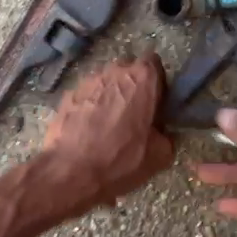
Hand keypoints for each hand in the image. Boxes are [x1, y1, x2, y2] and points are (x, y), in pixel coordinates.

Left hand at [37, 51, 173, 213]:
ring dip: (110, 97)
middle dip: (133, 88)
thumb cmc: (120, 159)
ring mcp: (89, 80)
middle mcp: (116, 70)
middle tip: (134, 116)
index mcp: (142, 77)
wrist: (70, 172)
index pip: (155, 64)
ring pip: (106, 82)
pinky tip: (88, 131)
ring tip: (108, 125)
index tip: (155, 103)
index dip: (156, 83)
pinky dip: (90, 107)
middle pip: (129, 71)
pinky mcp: (68, 94)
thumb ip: (167, 136)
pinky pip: (87, 95)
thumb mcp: (158, 156)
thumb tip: (162, 134)